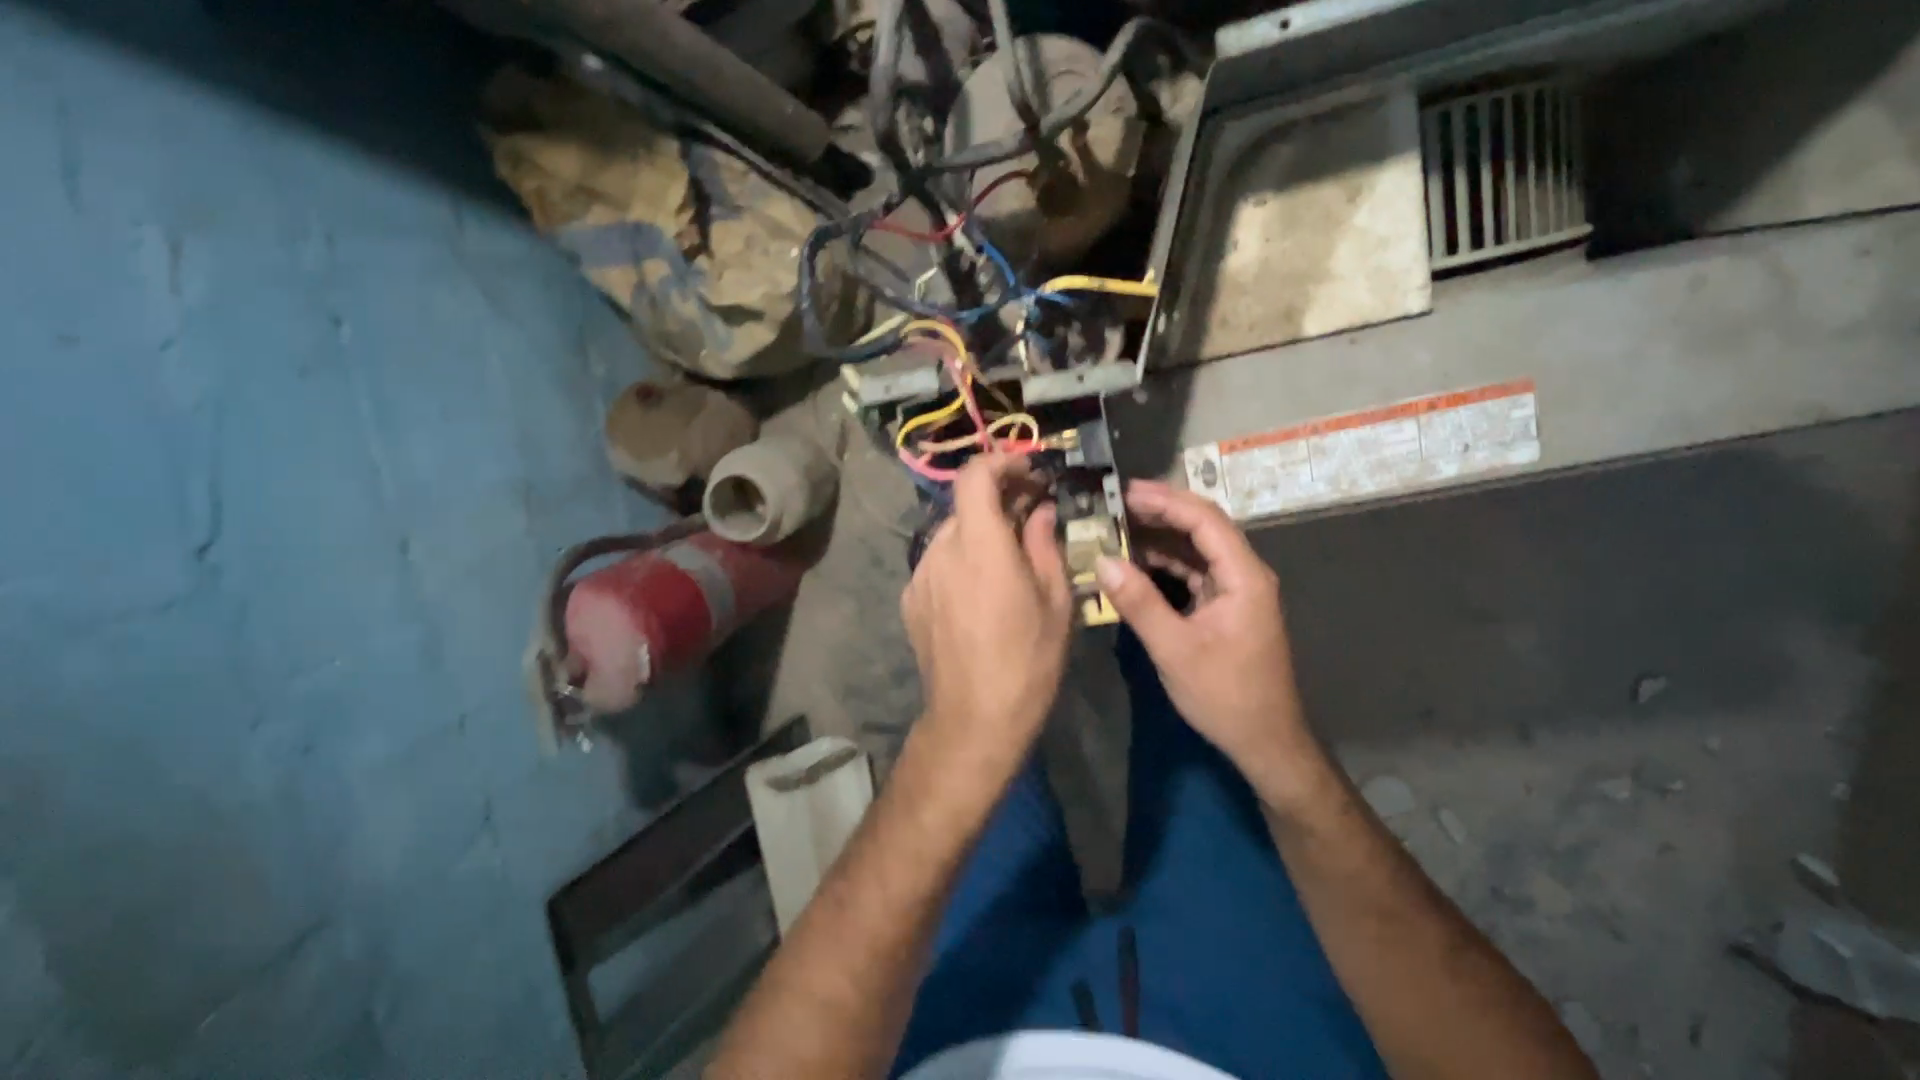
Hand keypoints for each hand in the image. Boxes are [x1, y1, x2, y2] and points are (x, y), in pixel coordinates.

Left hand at [901, 455, 1073, 771]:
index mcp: (980, 544)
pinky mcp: (910, 600)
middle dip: (998, 502)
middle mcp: (941, 551)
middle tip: (1031, 517)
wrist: (974, 718)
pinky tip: (982, 592)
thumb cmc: (1027, 660)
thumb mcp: (1055, 601)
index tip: (1029, 473)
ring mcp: (919, 576)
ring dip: (980, 534)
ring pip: (951, 535)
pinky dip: (961, 561)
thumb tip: (1039, 511)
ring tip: (1010, 561)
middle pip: (965, 506)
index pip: (975, 475)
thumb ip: (1045, 544)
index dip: (1002, 462)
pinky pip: (938, 564)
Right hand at [1095, 481, 1322, 799]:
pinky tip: (1133, 565)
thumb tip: (1102, 561)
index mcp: (1244, 576)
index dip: (1165, 500)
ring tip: (1115, 530)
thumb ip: (1139, 602)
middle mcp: (1245, 575)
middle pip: (1201, 528)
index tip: (1124, 491)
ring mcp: (1236, 591)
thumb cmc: (1225, 696)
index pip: (1204, 520)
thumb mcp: (1175, 650)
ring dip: (1159, 539)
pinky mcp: (1226, 608)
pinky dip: (1164, 566)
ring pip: (1196, 550)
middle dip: (1158, 513)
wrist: (1265, 740)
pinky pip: (1194, 574)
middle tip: (1111, 505)